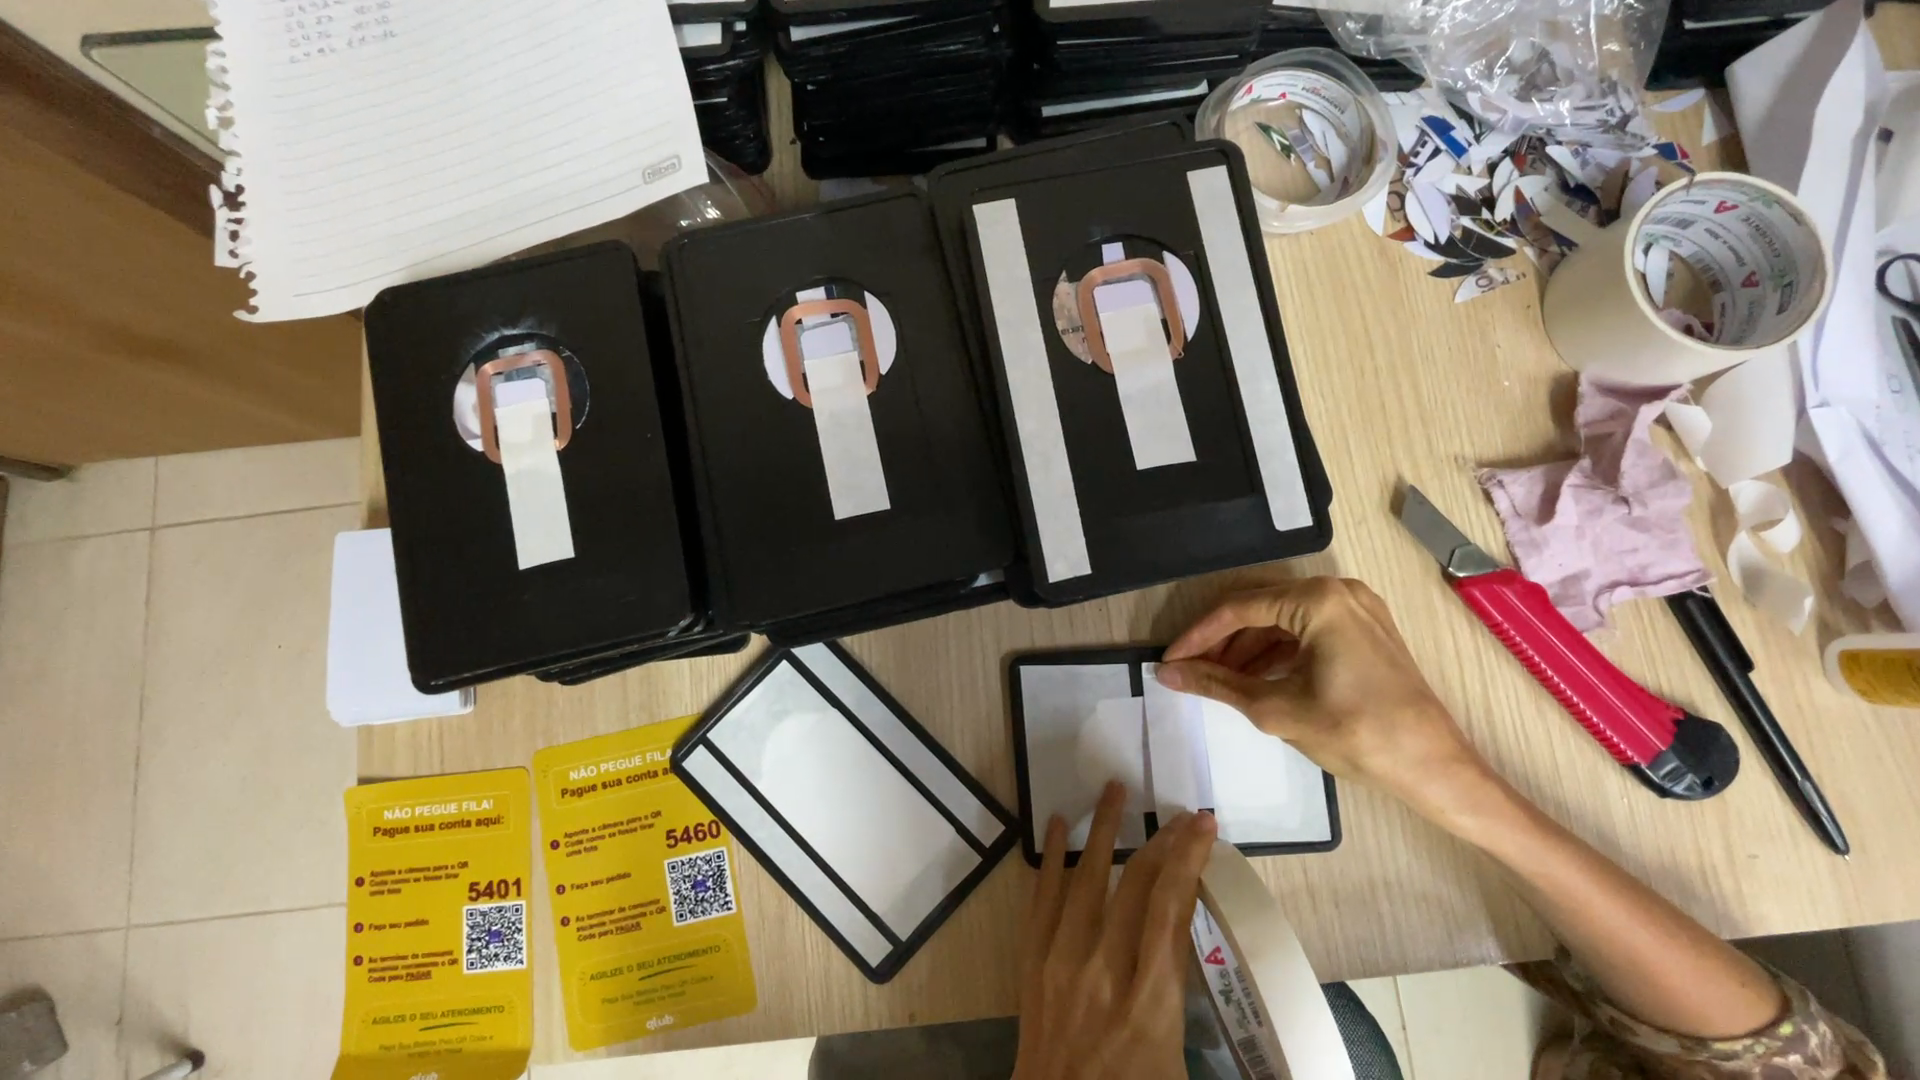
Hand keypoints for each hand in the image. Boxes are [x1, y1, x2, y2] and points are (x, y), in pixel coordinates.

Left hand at [1013, 782, 1217, 1079]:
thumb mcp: (1178, 1055)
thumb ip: (1183, 990)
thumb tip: (1190, 930)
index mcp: (1150, 1001)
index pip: (1172, 908)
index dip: (1189, 859)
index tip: (1205, 826)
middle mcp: (1104, 970)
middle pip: (1135, 885)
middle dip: (1162, 842)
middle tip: (1181, 814)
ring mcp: (1060, 961)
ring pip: (1085, 877)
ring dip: (1103, 828)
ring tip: (1116, 787)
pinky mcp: (1031, 962)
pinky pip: (1041, 898)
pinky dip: (1051, 857)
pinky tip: (1057, 824)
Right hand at [1155, 578, 1490, 810]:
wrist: (1433, 766)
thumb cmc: (1356, 733)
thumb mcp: (1276, 708)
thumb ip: (1217, 684)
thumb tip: (1167, 674)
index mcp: (1317, 600)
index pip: (1238, 609)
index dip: (1198, 637)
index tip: (1168, 663)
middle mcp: (1337, 591)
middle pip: (1258, 608)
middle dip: (1220, 642)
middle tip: (1188, 671)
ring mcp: (1356, 608)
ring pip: (1281, 620)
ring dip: (1246, 649)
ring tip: (1215, 681)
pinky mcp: (1364, 630)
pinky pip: (1305, 631)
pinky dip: (1275, 653)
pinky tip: (1252, 679)